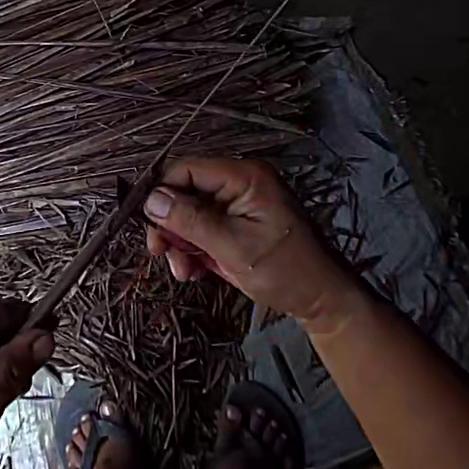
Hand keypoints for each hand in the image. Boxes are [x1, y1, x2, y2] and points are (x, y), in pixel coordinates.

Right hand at [142, 157, 354, 324]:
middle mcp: (238, 184)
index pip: (187, 169)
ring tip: (183, 271)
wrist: (319, 299)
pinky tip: (193, 271)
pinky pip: (200, 229)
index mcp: (244, 176)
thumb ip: (191, 221)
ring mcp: (236, 205)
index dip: (162, 194)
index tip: (149, 225)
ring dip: (179, 242)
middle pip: (184, 192)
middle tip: (160, 252)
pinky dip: (192, 250)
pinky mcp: (234, 225)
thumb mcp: (234, 246)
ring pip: (188, 214)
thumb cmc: (286, 270)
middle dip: (170, 224)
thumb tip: (151, 200)